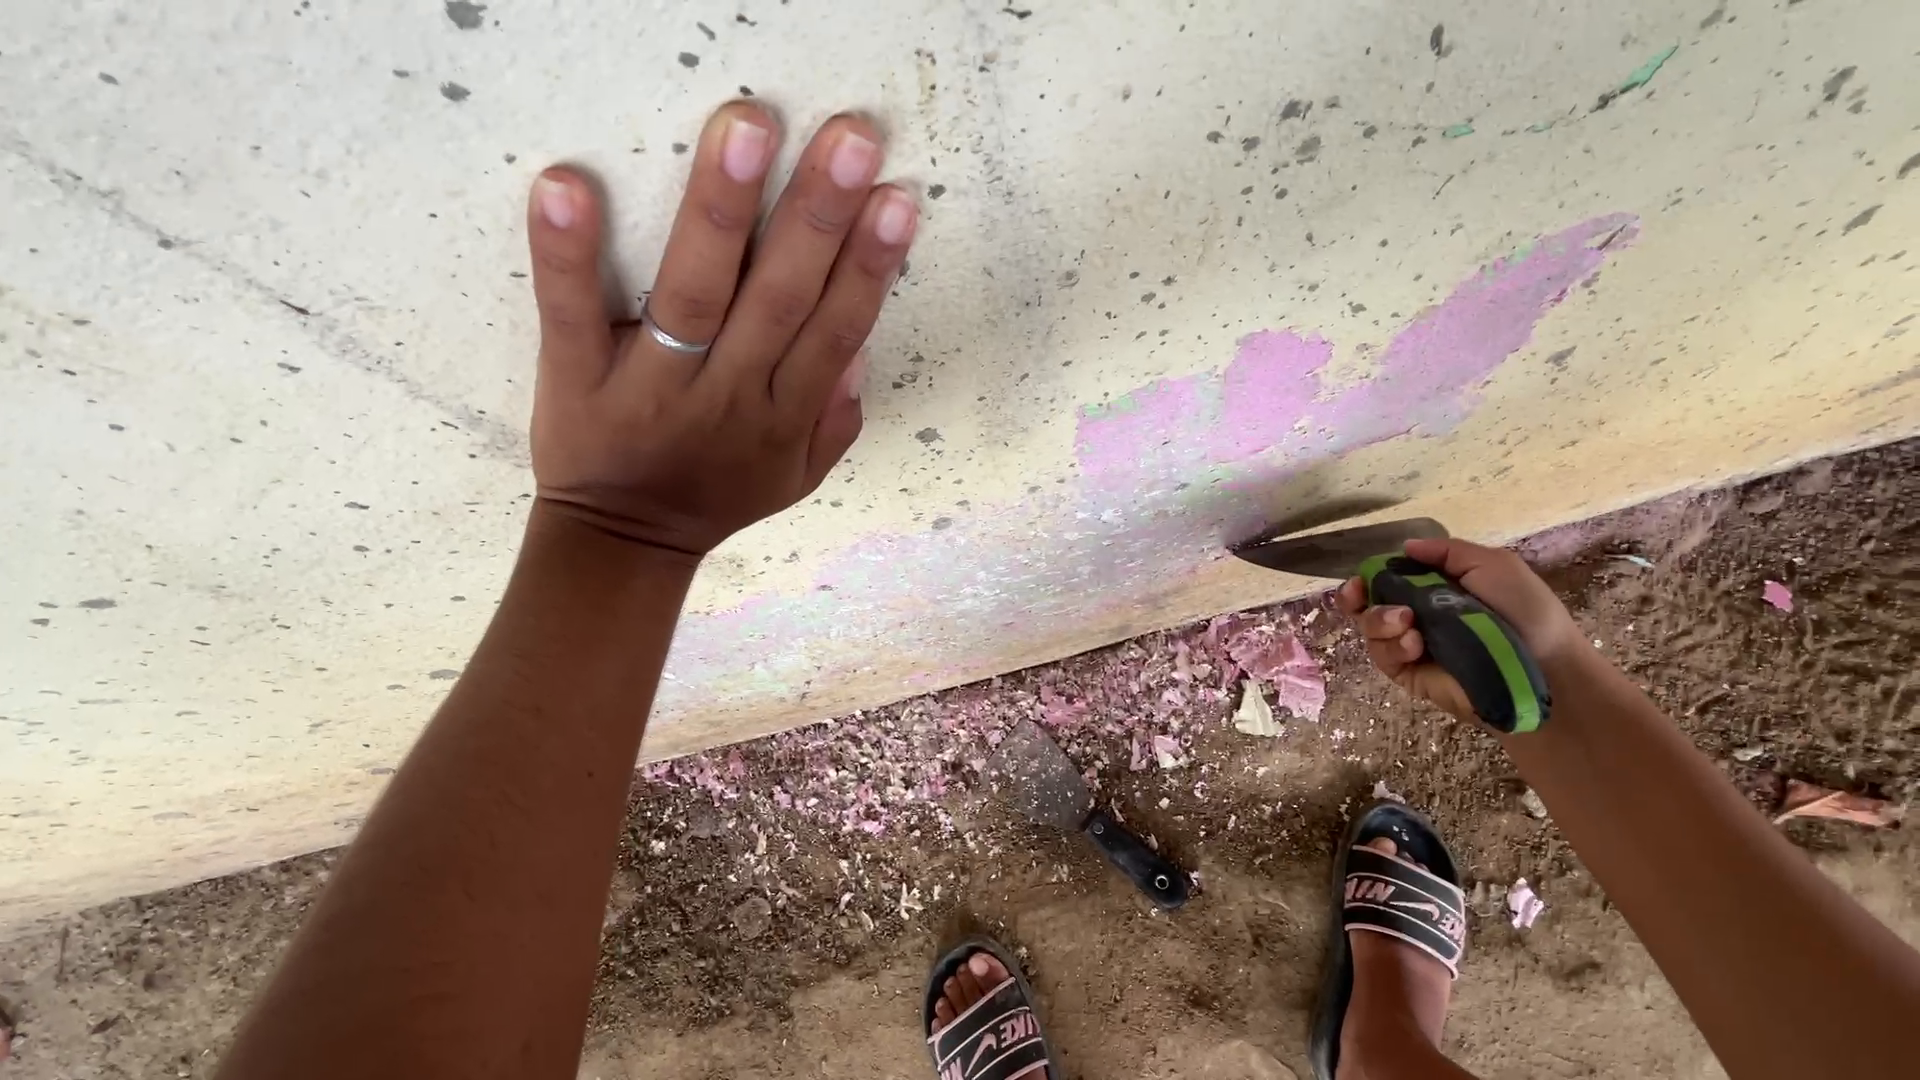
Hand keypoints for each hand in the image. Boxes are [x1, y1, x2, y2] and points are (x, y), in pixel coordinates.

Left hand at [523, 102, 916, 557]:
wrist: (623, 542)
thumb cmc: (718, 496)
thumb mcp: (800, 476)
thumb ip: (838, 416)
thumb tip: (862, 343)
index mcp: (782, 416)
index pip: (836, 330)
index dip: (870, 266)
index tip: (896, 198)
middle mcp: (726, 395)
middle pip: (779, 300)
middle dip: (817, 217)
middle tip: (848, 137)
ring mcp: (650, 385)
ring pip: (694, 296)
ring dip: (720, 212)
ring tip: (746, 129)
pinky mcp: (576, 377)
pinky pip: (571, 314)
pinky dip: (567, 254)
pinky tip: (566, 184)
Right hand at [1335, 537, 1582, 725]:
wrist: (1544, 669)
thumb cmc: (1526, 612)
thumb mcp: (1493, 565)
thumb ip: (1447, 552)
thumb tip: (1404, 547)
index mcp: (1433, 588)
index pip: (1388, 578)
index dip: (1369, 575)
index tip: (1362, 575)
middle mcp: (1416, 615)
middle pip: (1367, 603)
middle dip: (1356, 597)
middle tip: (1358, 594)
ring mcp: (1410, 646)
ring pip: (1370, 628)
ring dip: (1379, 620)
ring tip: (1407, 624)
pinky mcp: (1408, 674)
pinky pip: (1382, 656)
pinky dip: (1392, 646)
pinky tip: (1415, 645)